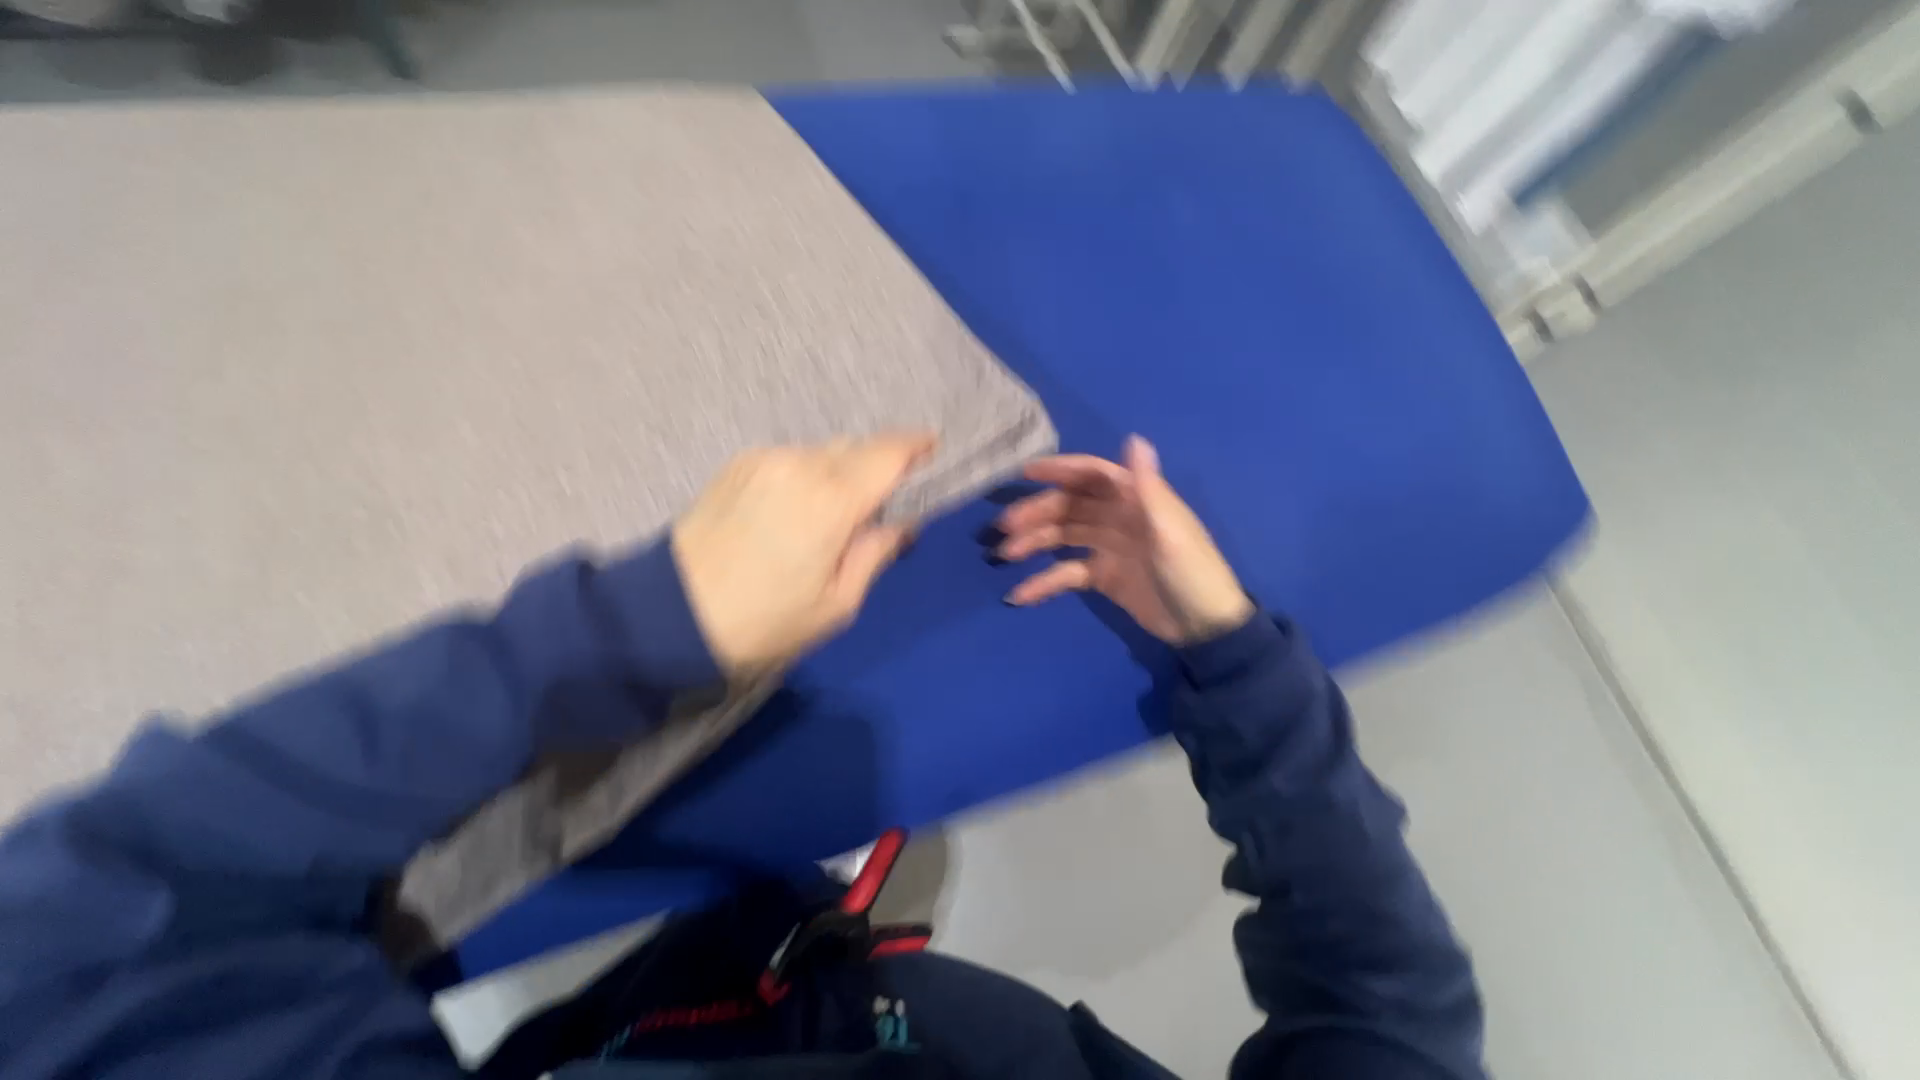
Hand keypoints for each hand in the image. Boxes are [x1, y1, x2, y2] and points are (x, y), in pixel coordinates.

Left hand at [673, 434, 934, 674]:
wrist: (669, 614)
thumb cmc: (764, 621)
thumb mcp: (836, 604)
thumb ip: (876, 553)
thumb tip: (902, 524)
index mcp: (831, 499)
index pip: (889, 453)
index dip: (916, 448)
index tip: (933, 452)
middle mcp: (800, 464)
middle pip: (858, 447)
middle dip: (880, 465)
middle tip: (885, 502)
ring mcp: (765, 459)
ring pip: (824, 451)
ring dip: (842, 471)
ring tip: (835, 514)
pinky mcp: (738, 464)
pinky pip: (792, 458)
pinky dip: (809, 474)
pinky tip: (796, 511)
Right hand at [996, 435, 1252, 645]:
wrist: (1206, 628)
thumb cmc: (1192, 574)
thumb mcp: (1170, 532)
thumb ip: (1148, 488)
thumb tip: (1134, 438)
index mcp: (1136, 499)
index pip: (1093, 475)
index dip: (1061, 470)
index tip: (1025, 472)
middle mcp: (1118, 517)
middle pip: (1070, 506)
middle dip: (1036, 513)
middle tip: (1004, 527)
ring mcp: (1108, 548)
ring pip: (1063, 536)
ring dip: (1034, 543)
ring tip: (1005, 555)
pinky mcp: (1103, 577)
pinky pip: (1066, 574)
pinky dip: (1044, 582)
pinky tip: (1020, 593)